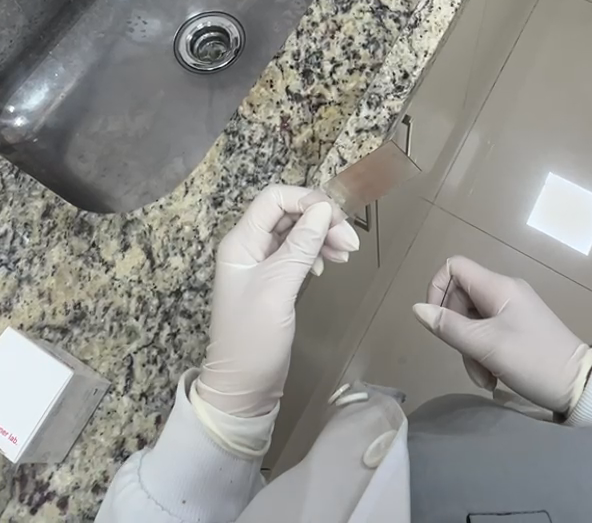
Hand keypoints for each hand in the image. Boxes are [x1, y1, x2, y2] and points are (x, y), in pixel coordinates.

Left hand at [195, 186, 361, 417]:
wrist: (242, 392)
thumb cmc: (253, 341)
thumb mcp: (278, 290)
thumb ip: (300, 247)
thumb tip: (323, 209)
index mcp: (241, 242)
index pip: (274, 199)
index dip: (307, 200)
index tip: (336, 218)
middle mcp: (249, 246)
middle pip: (288, 213)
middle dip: (320, 219)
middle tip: (350, 242)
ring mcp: (261, 263)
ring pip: (296, 232)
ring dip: (322, 236)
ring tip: (346, 254)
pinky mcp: (274, 280)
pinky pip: (297, 252)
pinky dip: (316, 252)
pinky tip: (328, 265)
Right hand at [412, 257, 591, 413]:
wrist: (582, 387)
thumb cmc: (534, 360)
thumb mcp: (487, 346)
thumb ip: (449, 327)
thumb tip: (417, 308)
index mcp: (498, 287)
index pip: (455, 267)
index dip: (438, 289)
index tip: (437, 321)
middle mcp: (505, 291)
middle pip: (461, 297)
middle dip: (456, 331)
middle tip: (467, 360)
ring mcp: (513, 310)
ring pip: (473, 320)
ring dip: (470, 349)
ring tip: (485, 379)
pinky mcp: (520, 328)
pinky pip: (488, 332)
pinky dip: (484, 353)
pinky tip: (493, 377)